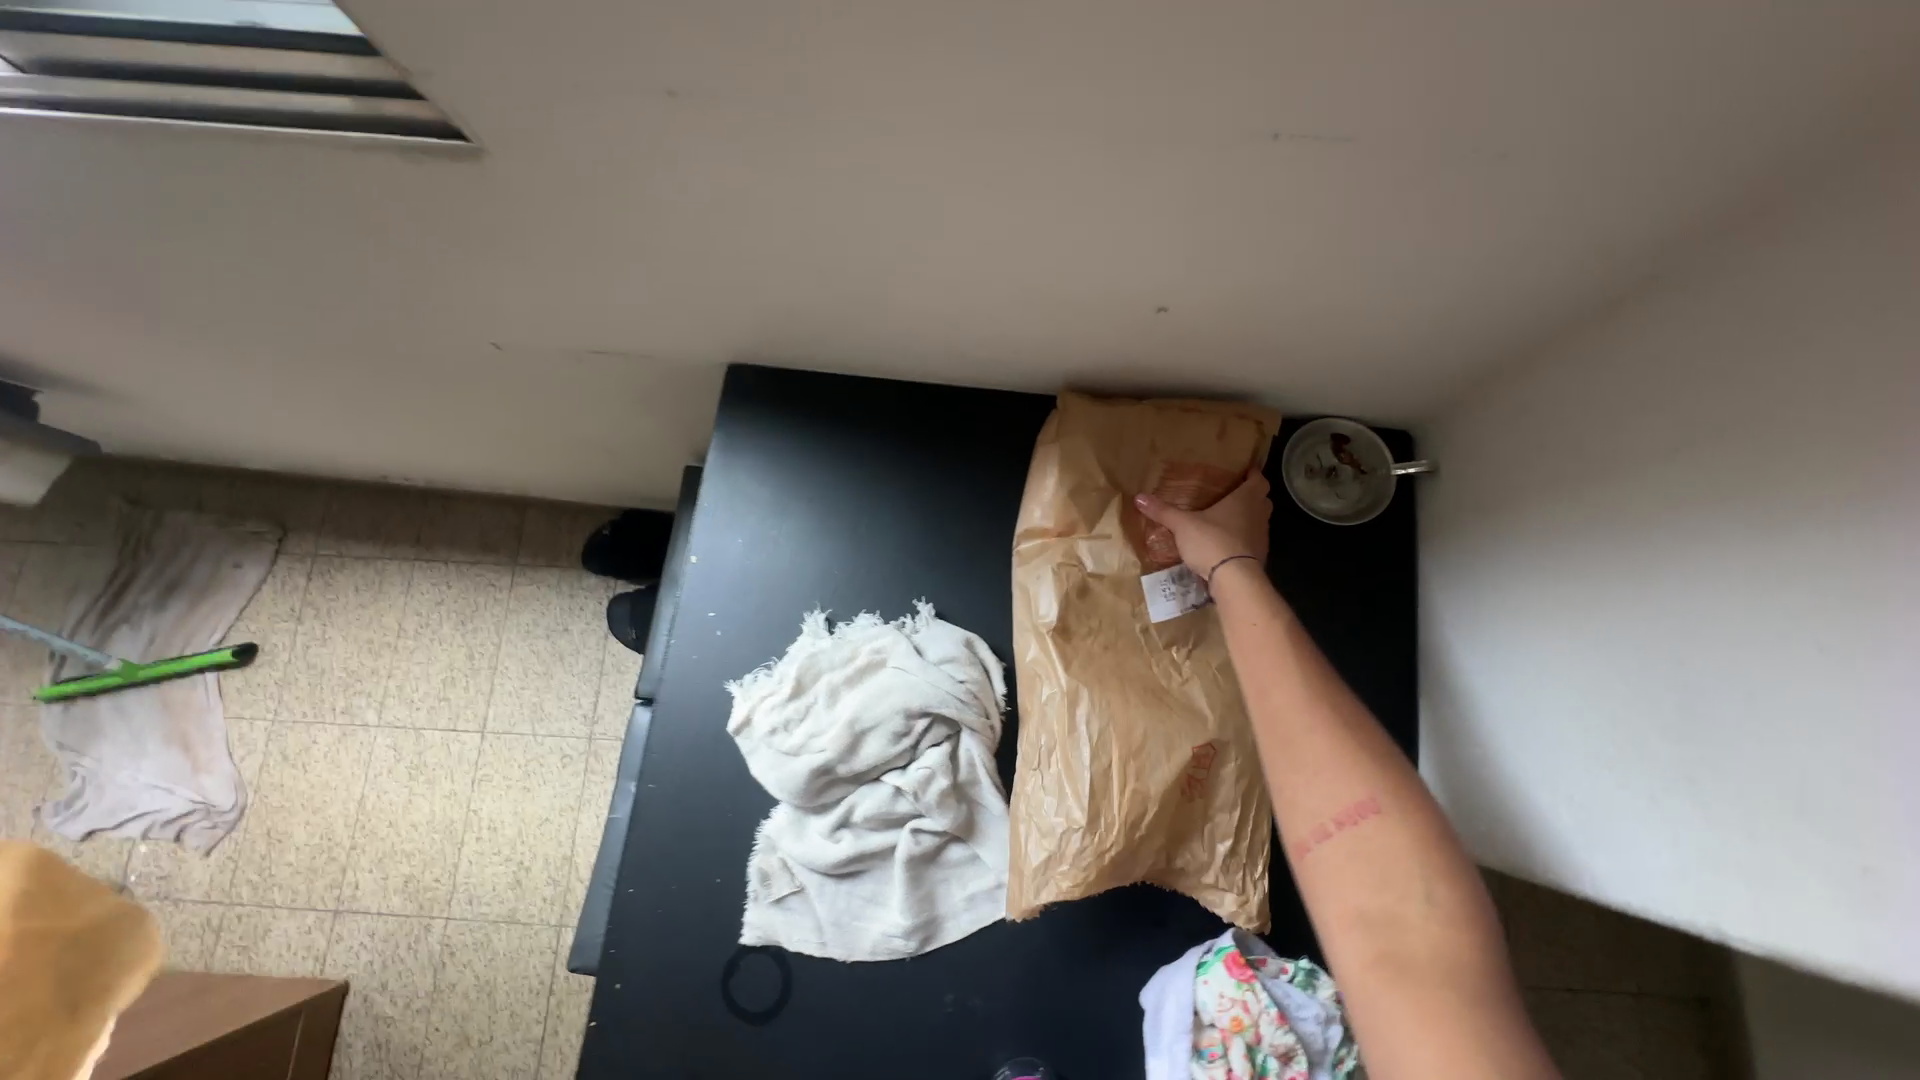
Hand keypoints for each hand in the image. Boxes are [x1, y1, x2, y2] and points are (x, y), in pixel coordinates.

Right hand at [1134, 468, 1271, 579]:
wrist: (1234, 579)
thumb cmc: (1212, 541)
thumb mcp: (1183, 525)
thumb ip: (1163, 512)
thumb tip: (1138, 497)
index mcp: (1245, 499)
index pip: (1259, 479)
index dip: (1253, 474)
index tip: (1244, 471)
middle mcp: (1259, 514)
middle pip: (1262, 499)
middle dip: (1250, 496)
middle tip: (1232, 494)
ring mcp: (1262, 536)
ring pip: (1258, 520)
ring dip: (1247, 518)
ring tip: (1226, 519)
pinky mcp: (1259, 556)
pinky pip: (1253, 541)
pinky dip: (1243, 539)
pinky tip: (1227, 544)